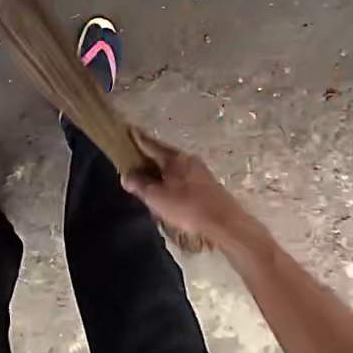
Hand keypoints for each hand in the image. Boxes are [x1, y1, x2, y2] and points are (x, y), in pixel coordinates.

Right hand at [122, 130, 266, 253]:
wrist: (225, 223)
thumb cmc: (187, 207)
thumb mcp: (156, 197)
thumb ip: (139, 185)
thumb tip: (127, 176)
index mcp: (174, 157)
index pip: (150, 143)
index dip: (137, 137)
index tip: (128, 129)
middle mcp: (188, 159)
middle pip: (162, 156)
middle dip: (148, 161)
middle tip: (135, 167)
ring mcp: (200, 171)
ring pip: (174, 169)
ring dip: (161, 176)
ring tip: (152, 189)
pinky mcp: (208, 185)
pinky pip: (183, 179)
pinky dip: (172, 184)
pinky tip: (170, 198)